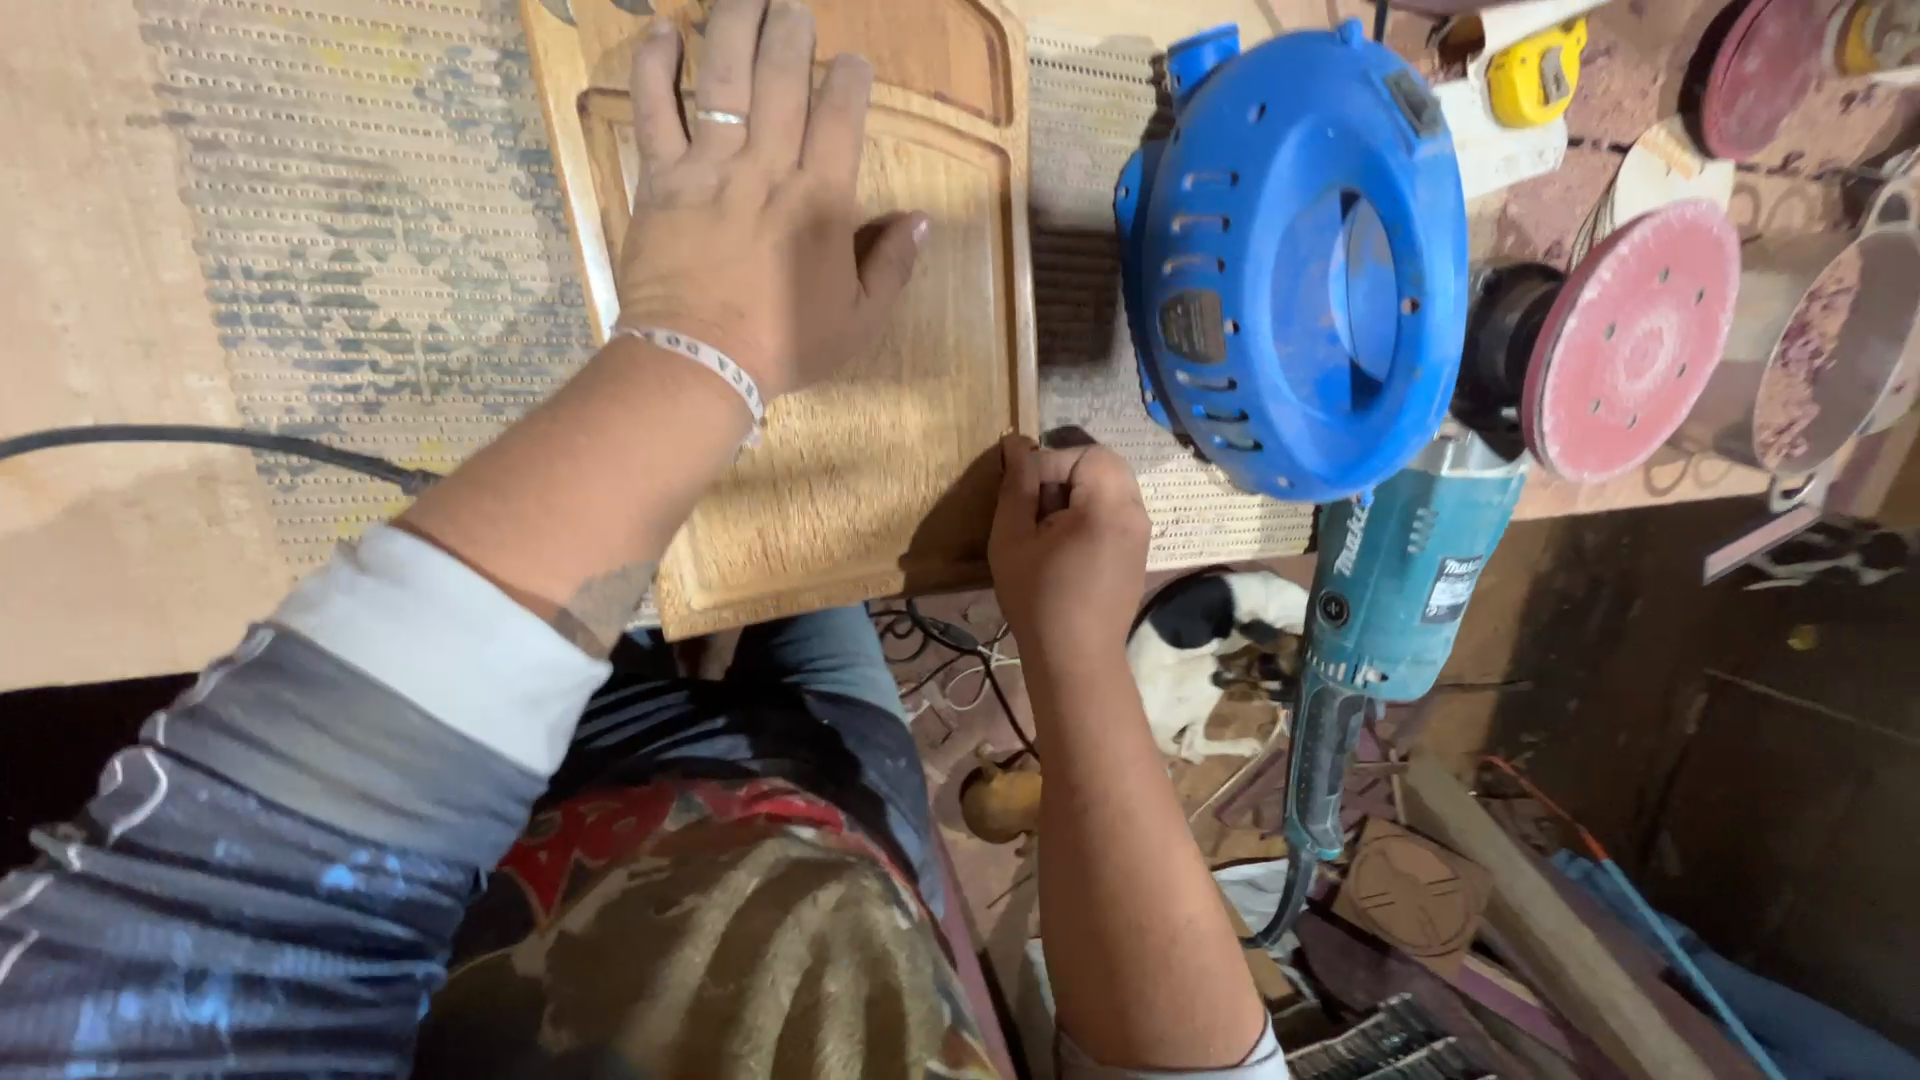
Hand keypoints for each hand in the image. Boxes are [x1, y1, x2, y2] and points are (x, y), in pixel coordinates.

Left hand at [617, 0, 928, 398]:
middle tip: (795, 5)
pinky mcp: (662, 178)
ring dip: (736, 24)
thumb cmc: (785, 345)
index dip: (849, 81)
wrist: (700, 361)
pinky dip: (656, 66)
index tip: (853, 61)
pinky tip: (665, 32)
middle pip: (782, 79)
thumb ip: (892, 266)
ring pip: (724, 76)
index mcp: (821, 202)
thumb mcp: (858, 319)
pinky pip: (654, 109)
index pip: (840, 119)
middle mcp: (768, 168)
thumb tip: (919, 221)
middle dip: (792, 32)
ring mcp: (711, 167)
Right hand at [988, 434, 1150, 662]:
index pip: (1083, 454)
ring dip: (1077, 492)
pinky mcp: (1138, 551)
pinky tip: (1065, 544)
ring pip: (1112, 485)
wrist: (1076, 659)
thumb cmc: (1038, 599)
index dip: (1046, 464)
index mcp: (1109, 507)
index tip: (1021, 496)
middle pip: (1105, 464)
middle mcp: (1137, 513)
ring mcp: (1142, 534)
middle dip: (1065, 473)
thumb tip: (1016, 444)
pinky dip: (1091, 511)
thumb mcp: (1012, 539)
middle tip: (1035, 505)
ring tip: (1047, 526)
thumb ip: (1016, 486)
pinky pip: (1117, 510)